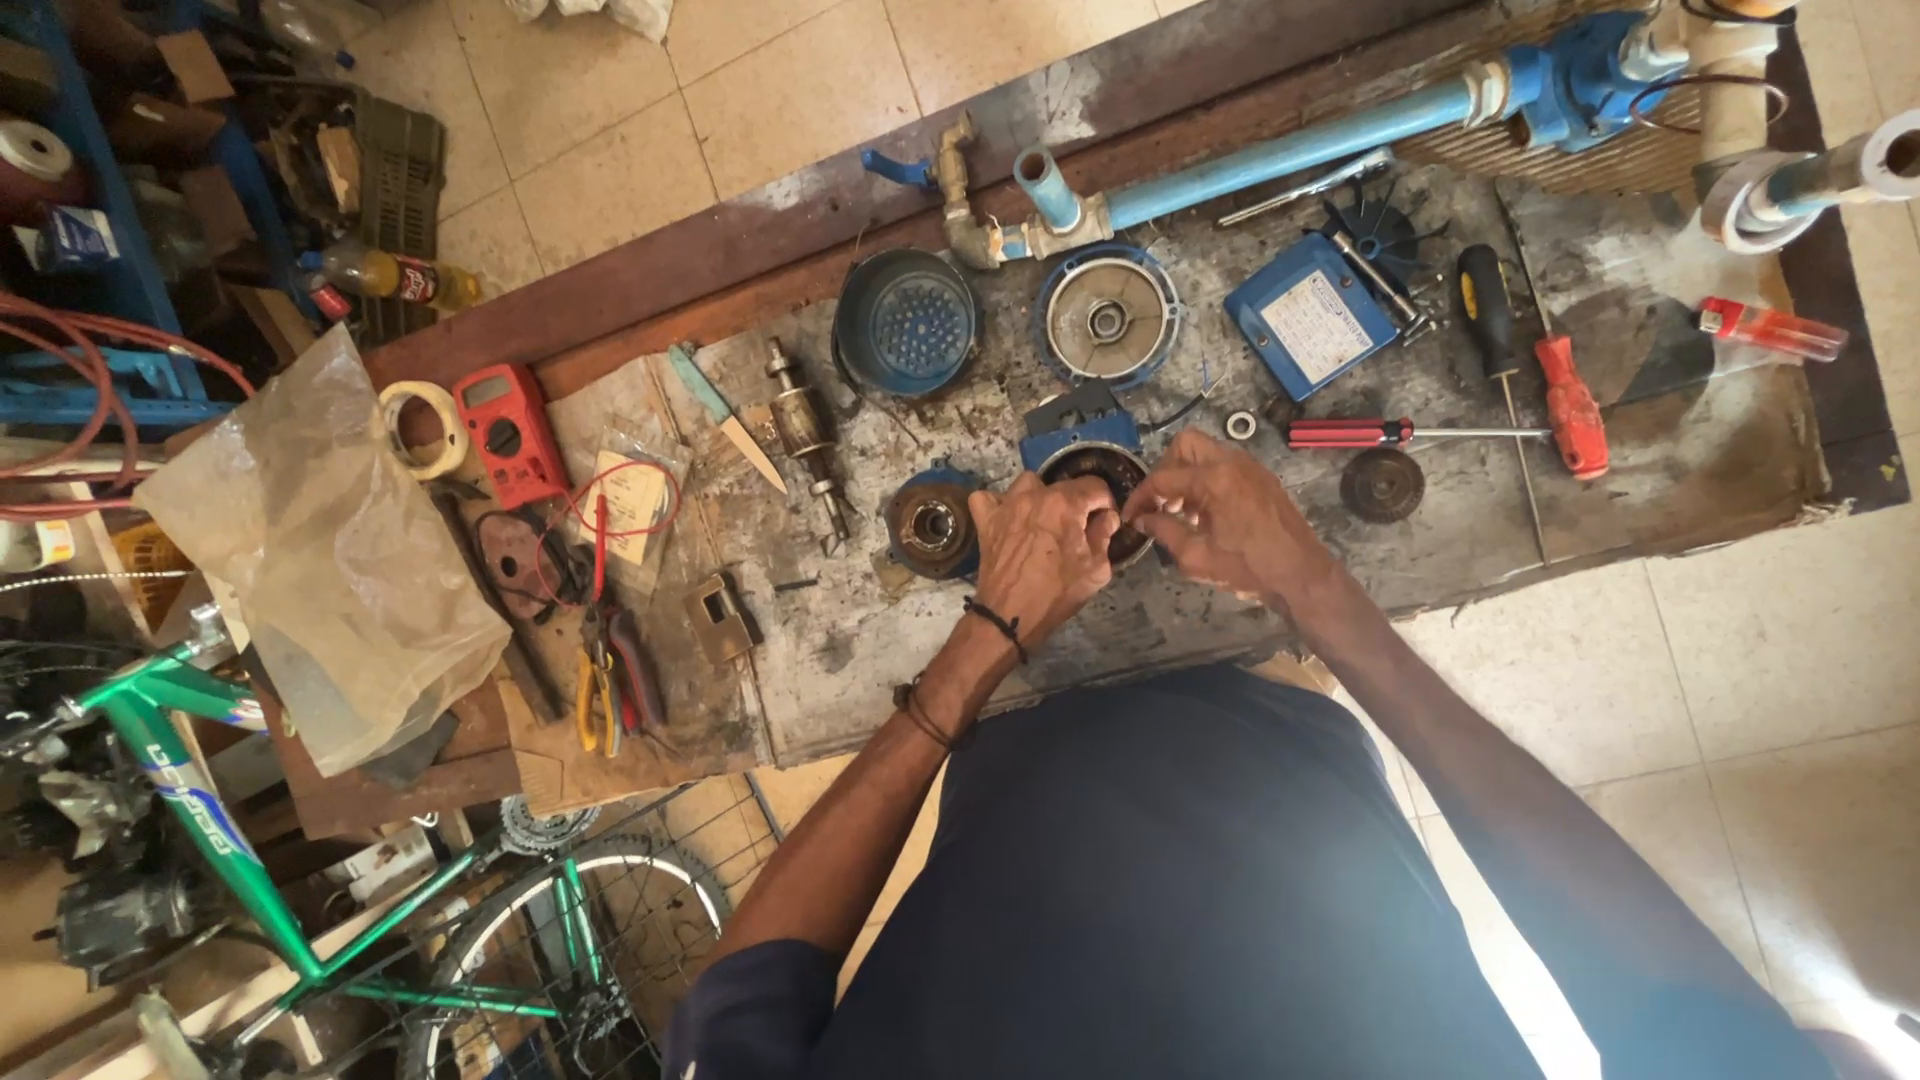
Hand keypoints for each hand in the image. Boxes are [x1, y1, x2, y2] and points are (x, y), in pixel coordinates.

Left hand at [966, 473, 1119, 648]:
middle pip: (1064, 486)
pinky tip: (1009, 518)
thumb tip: (1106, 518)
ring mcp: (1006, 506)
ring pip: (1028, 483)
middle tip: (1079, 529)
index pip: (1095, 486)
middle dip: (1077, 503)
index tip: (1105, 521)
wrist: (1010, 616)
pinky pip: (988, 499)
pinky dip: (999, 504)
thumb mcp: (1096, 569)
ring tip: (1045, 519)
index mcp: (1065, 504)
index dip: (1106, 503)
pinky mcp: (986, 521)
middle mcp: (1034, 496)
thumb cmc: (1057, 593)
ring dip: (1040, 495)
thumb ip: (1104, 536)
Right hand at [1120, 430, 1342, 618]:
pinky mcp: (1262, 478)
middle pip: (1185, 444)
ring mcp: (1251, 468)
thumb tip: (1141, 520)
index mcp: (1214, 480)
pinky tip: (1207, 514)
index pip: (1162, 478)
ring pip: (1206, 452)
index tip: (1131, 516)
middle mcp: (1232, 463)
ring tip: (1183, 512)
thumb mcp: (1196, 556)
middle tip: (1161, 503)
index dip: (1140, 497)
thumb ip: (1164, 531)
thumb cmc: (1248, 568)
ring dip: (1187, 475)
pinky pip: (1224, 465)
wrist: (1302, 575)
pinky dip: (1207, 480)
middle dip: (1166, 470)